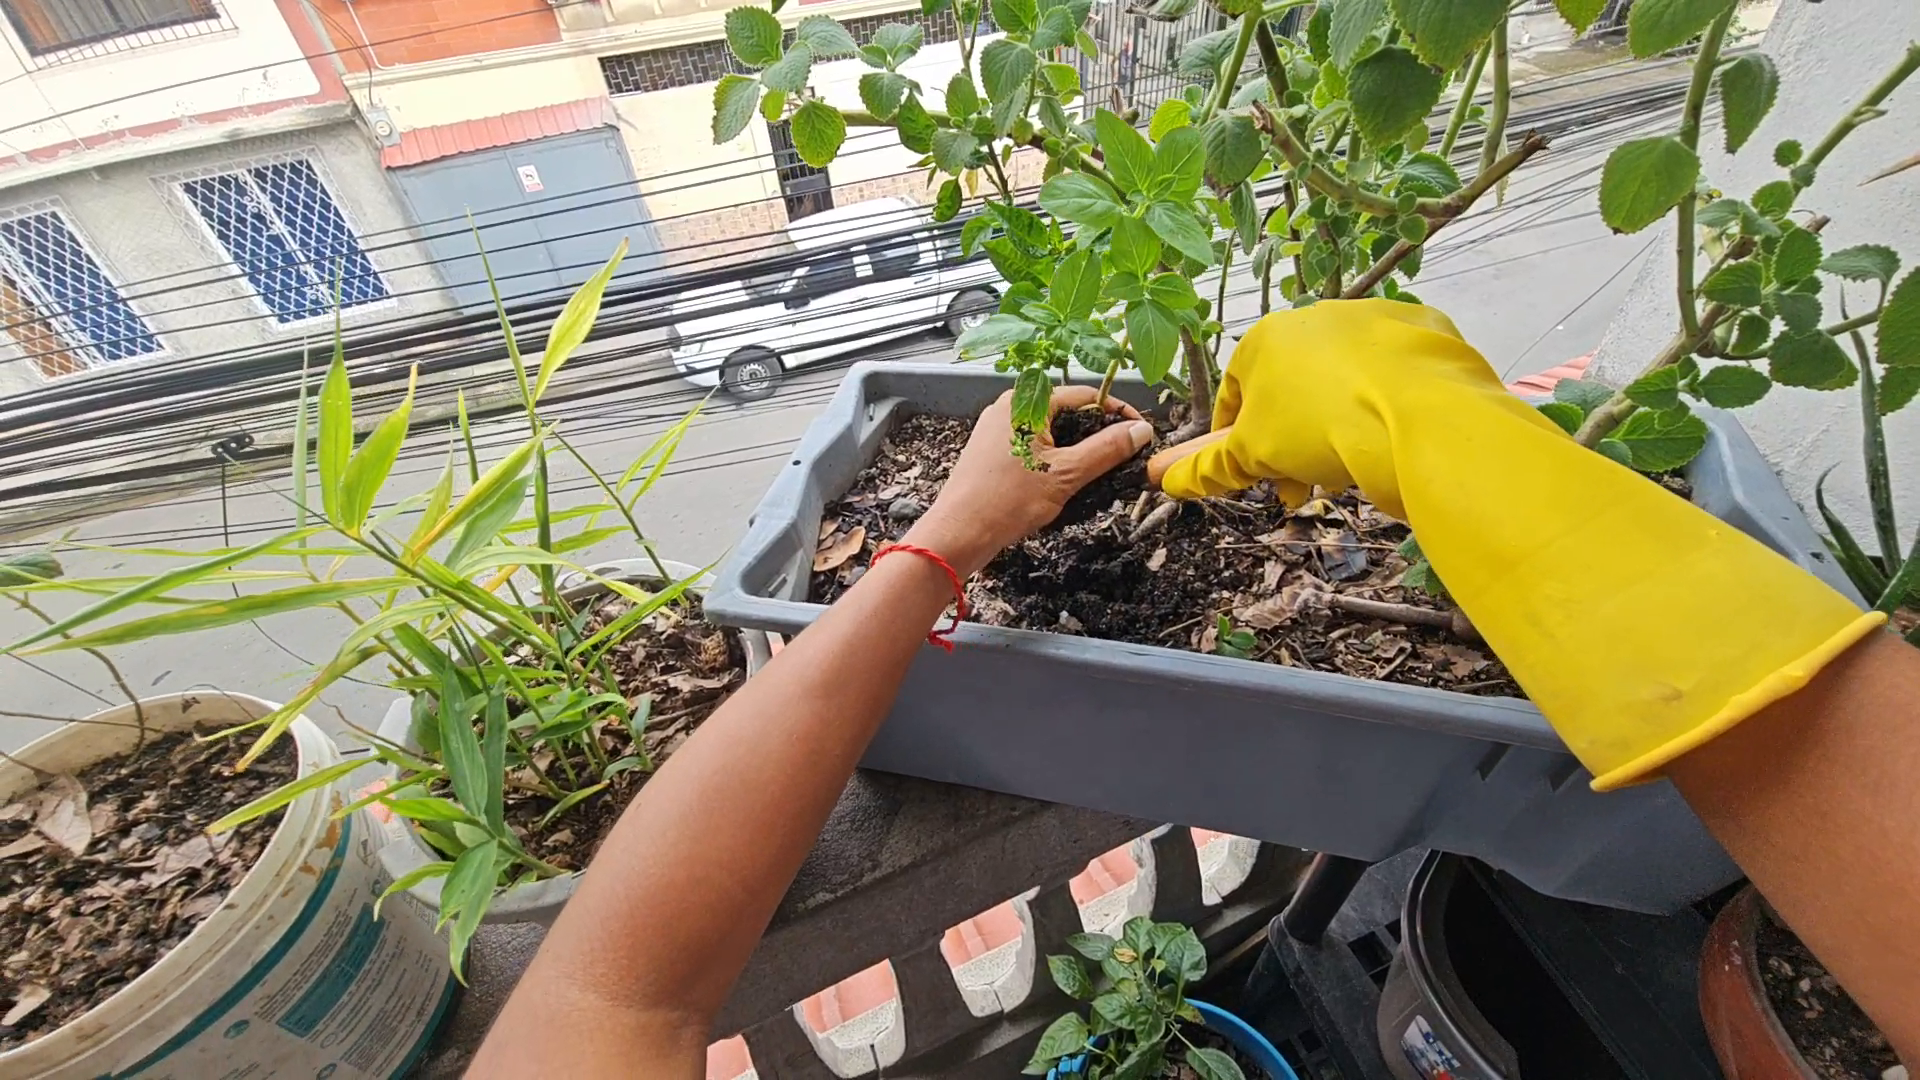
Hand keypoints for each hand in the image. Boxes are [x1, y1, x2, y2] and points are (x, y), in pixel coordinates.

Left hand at [905, 385, 1150, 576]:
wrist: (959, 534)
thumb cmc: (1006, 501)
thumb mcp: (1066, 474)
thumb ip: (1106, 449)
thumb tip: (1140, 430)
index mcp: (1024, 401)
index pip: (1084, 395)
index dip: (1117, 412)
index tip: (1139, 432)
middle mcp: (1008, 408)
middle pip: (1067, 412)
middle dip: (1097, 433)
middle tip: (1123, 456)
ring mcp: (997, 431)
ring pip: (1050, 433)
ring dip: (1076, 450)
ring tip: (1098, 474)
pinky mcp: (991, 454)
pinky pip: (1033, 448)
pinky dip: (1054, 460)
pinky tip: (1065, 483)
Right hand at [1150, 299, 1878, 790]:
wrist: (1421, 416)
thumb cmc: (1316, 429)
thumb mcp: (1250, 456)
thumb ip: (1207, 468)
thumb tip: (1161, 480)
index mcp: (1265, 339)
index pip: (1234, 394)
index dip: (1235, 439)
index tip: (1249, 472)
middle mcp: (1317, 318)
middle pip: (1288, 391)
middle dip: (1287, 442)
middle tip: (1299, 486)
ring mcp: (1376, 320)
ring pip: (1339, 383)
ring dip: (1330, 428)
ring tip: (1344, 472)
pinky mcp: (1429, 330)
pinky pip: (1390, 376)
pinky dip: (1380, 406)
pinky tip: (1385, 440)